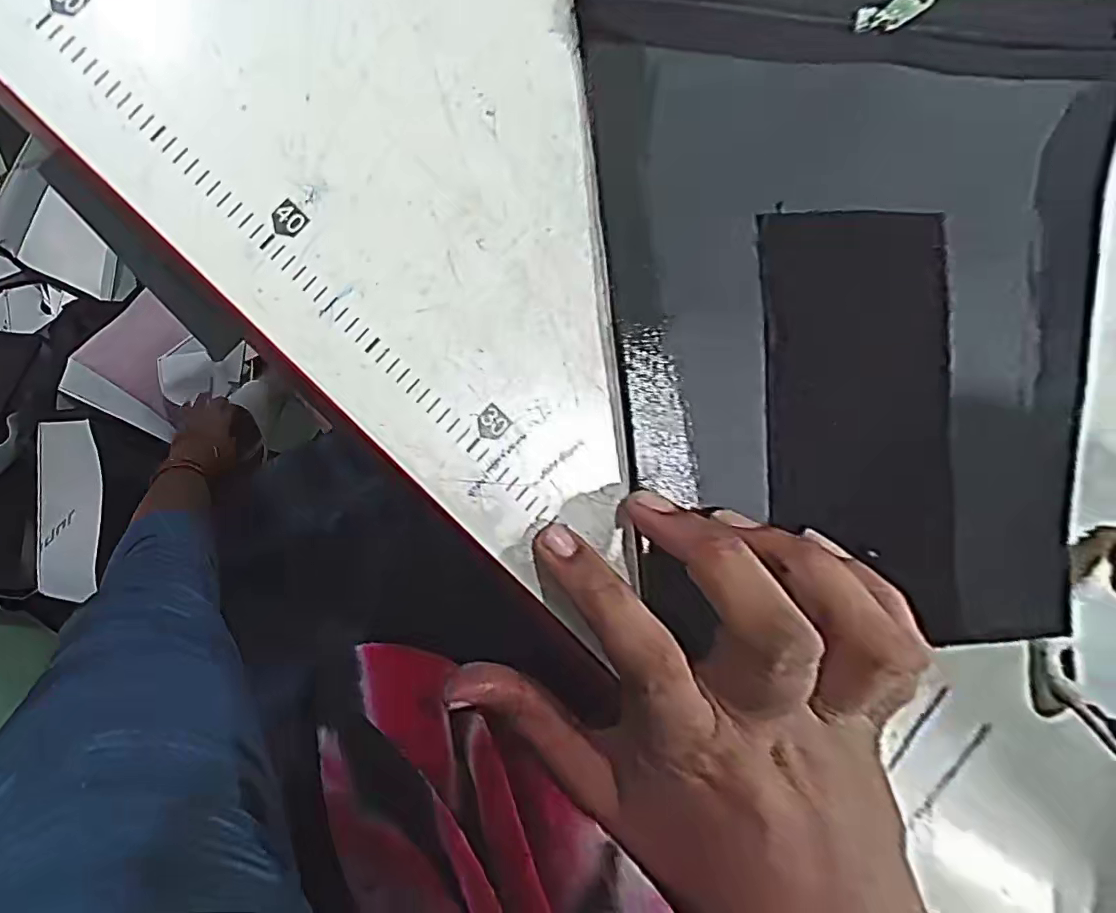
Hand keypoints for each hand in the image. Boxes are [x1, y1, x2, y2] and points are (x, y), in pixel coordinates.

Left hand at [166, 395, 241, 478]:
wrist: (188, 467)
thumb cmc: (213, 462)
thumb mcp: (231, 454)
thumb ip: (232, 442)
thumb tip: (231, 438)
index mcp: (223, 419)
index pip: (230, 407)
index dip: (232, 409)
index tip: (233, 413)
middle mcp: (206, 414)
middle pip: (213, 399)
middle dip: (217, 401)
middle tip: (220, 406)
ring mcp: (191, 417)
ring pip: (196, 401)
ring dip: (201, 402)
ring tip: (203, 405)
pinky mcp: (179, 425)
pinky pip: (183, 413)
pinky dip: (187, 412)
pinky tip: (188, 415)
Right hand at [446, 492, 930, 912]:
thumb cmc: (707, 856)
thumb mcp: (598, 790)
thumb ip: (531, 722)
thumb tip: (468, 680)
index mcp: (692, 742)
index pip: (645, 654)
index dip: (596, 589)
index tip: (560, 543)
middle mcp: (771, 725)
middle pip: (773, 630)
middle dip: (713, 553)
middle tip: (657, 514)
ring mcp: (834, 718)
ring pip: (854, 631)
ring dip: (795, 559)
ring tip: (735, 524)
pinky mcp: (876, 714)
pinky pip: (903, 644)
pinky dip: (865, 584)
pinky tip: (812, 553)